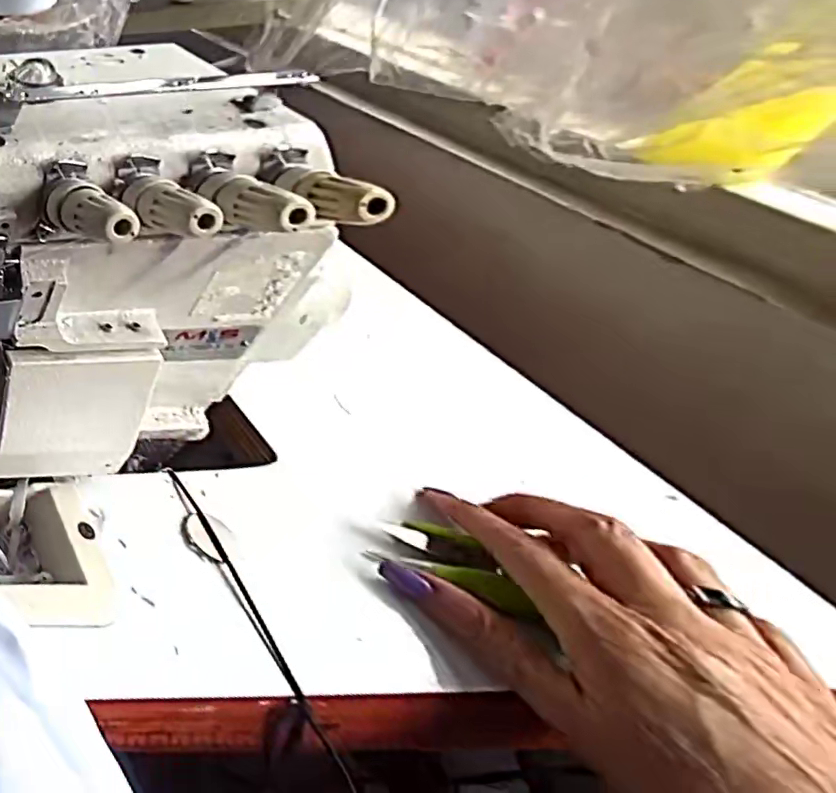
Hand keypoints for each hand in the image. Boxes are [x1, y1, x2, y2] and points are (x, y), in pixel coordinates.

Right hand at [383, 490, 835, 792]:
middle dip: (533, 506)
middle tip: (498, 509)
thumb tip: (430, 590)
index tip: (443, 504)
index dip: (471, 518)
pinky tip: (679, 599)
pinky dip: (689, 583)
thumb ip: (495, 643)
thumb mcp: (569, 719)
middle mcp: (672, 621)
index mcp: (608, 631)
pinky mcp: (791, 667)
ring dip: (610, 535)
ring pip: (667, 552)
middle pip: (592, 527)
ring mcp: (738, 639)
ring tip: (581, 540)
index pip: (520, 549)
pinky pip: (736, 601)